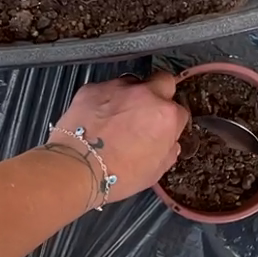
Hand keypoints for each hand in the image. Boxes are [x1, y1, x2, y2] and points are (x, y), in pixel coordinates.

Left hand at [45, 72, 188, 202]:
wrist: (78, 167)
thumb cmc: (118, 175)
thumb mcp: (154, 172)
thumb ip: (168, 152)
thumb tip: (169, 144)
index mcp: (166, 116)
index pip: (179, 112)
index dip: (171, 122)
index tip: (162, 130)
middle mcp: (146, 95)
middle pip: (163, 81)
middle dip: (160, 93)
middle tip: (147, 112)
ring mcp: (118, 88)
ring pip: (132, 82)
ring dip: (130, 95)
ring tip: (118, 115)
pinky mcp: (93, 88)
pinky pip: (104, 88)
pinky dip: (104, 100)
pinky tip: (97, 117)